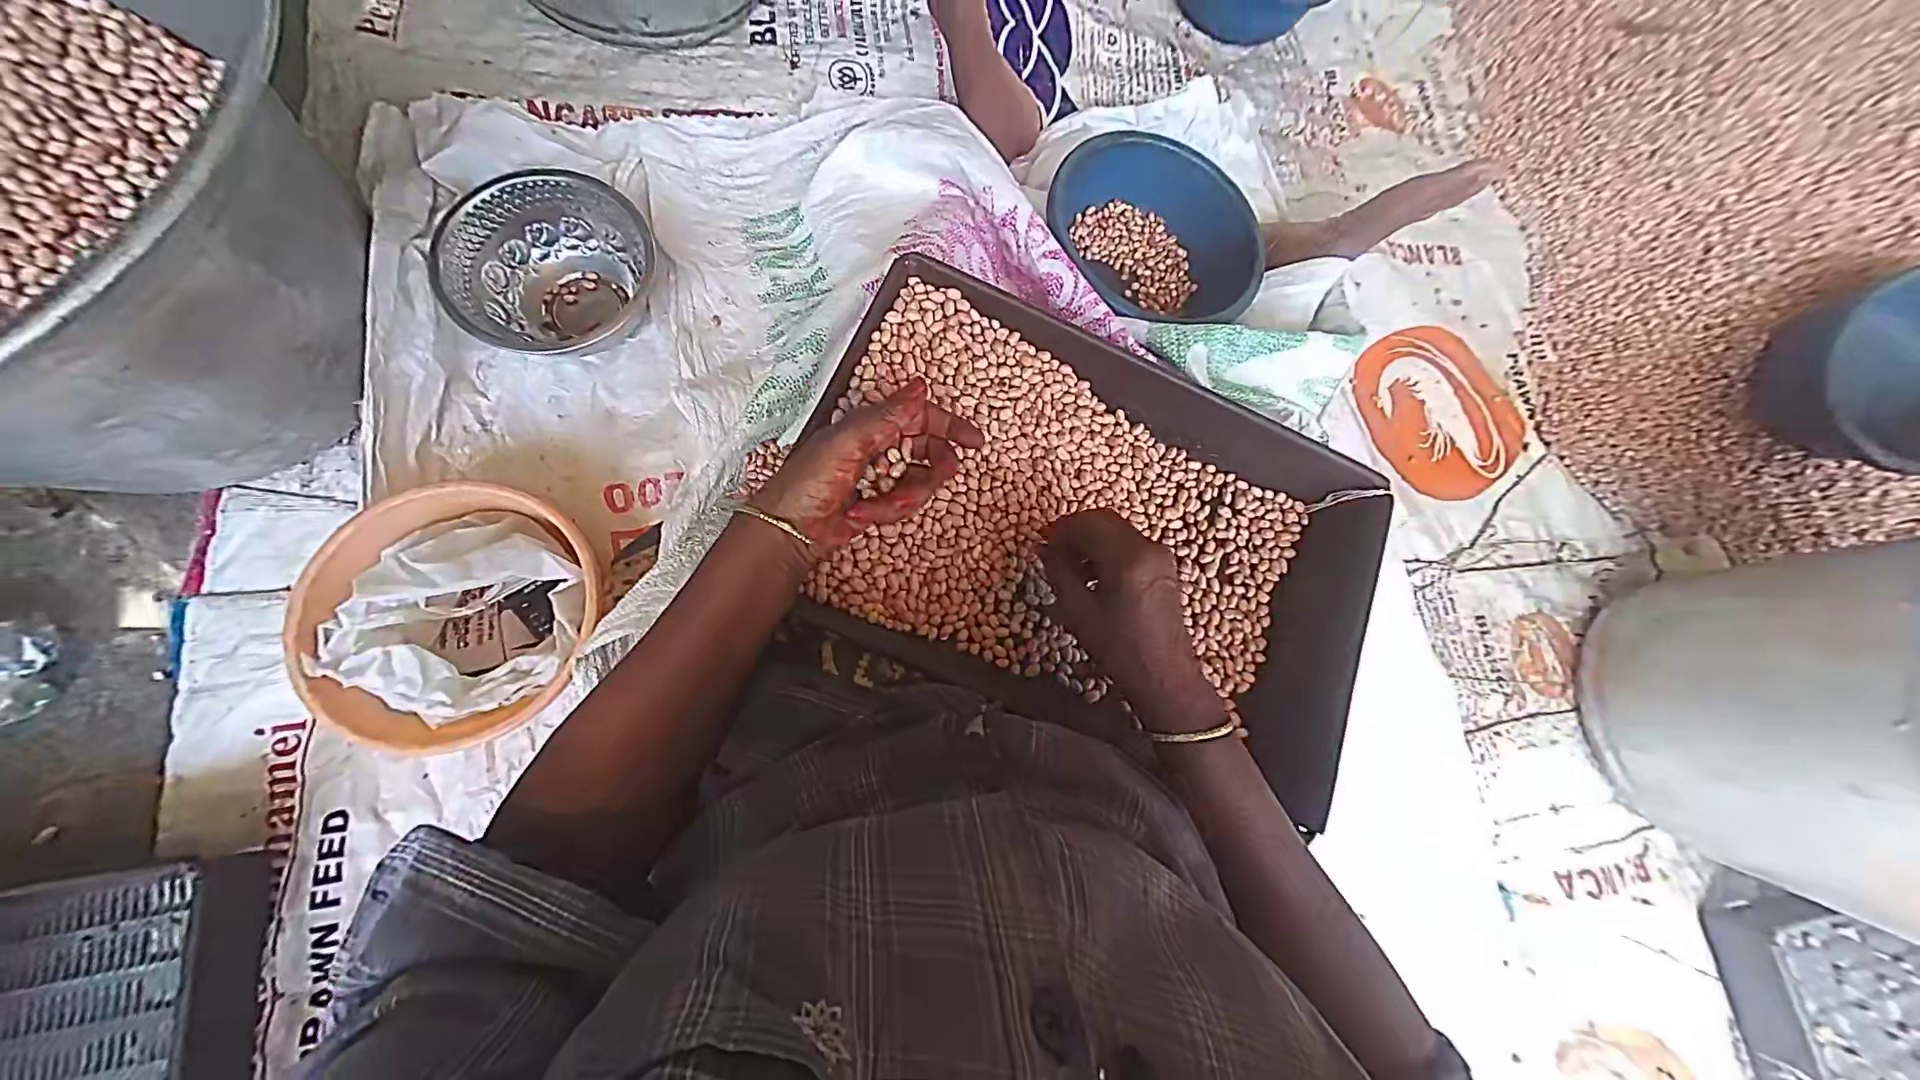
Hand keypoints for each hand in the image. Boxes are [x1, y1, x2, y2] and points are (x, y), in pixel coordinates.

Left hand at [752, 378, 984, 554]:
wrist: (790, 528)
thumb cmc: (806, 482)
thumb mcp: (847, 443)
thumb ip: (886, 417)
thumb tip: (919, 388)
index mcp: (871, 425)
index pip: (921, 417)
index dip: (950, 427)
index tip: (973, 441)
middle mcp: (880, 447)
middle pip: (929, 452)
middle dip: (933, 469)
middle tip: (939, 477)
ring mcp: (882, 476)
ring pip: (919, 483)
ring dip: (901, 498)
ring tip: (873, 505)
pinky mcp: (880, 502)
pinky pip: (903, 506)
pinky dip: (884, 513)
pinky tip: (860, 513)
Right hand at [1039, 509, 1222, 732]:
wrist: (1164, 676)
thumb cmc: (1118, 648)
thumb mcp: (1078, 611)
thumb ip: (1058, 572)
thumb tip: (1043, 549)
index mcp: (1127, 557)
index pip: (1087, 522)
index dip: (1061, 529)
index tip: (1042, 542)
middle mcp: (1148, 548)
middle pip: (1105, 521)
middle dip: (1076, 531)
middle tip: (1053, 550)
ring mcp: (1161, 556)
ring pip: (1118, 531)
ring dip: (1092, 540)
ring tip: (1070, 567)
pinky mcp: (1165, 568)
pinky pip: (1131, 546)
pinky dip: (1109, 551)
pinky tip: (1093, 575)